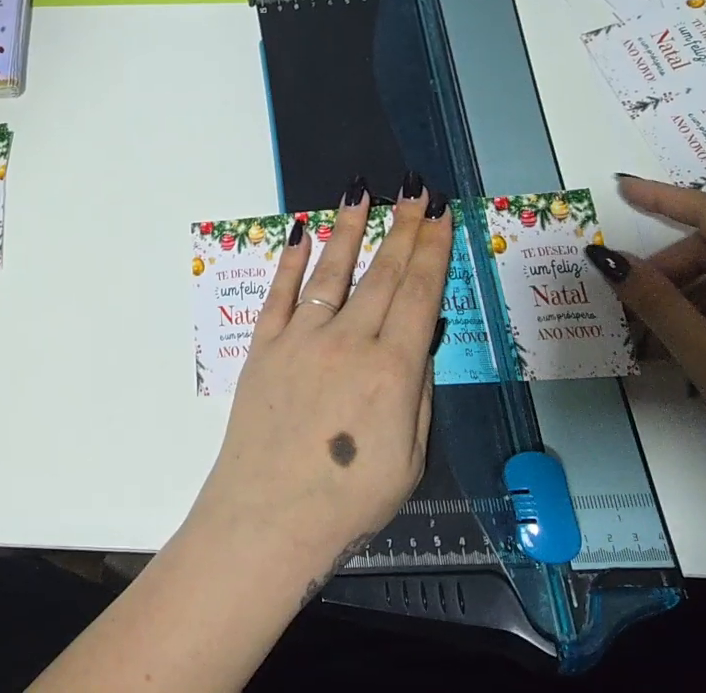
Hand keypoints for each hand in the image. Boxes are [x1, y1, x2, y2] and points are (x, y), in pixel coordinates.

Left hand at [185, 174, 453, 600]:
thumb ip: (417, 392)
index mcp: (391, 368)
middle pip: (382, 274)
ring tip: (361, 193)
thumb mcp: (410, 457)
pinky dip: (292, 261)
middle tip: (414, 190)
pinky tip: (302, 233)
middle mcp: (348, 341)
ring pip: (331, 272)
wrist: (267, 515)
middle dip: (403, 228)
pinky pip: (280, 293)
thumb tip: (418, 340)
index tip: (441, 216)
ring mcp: (301, 338)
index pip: (419, 294)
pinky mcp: (263, 346)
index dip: (433, 251)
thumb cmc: (347, 500)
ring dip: (349, 229)